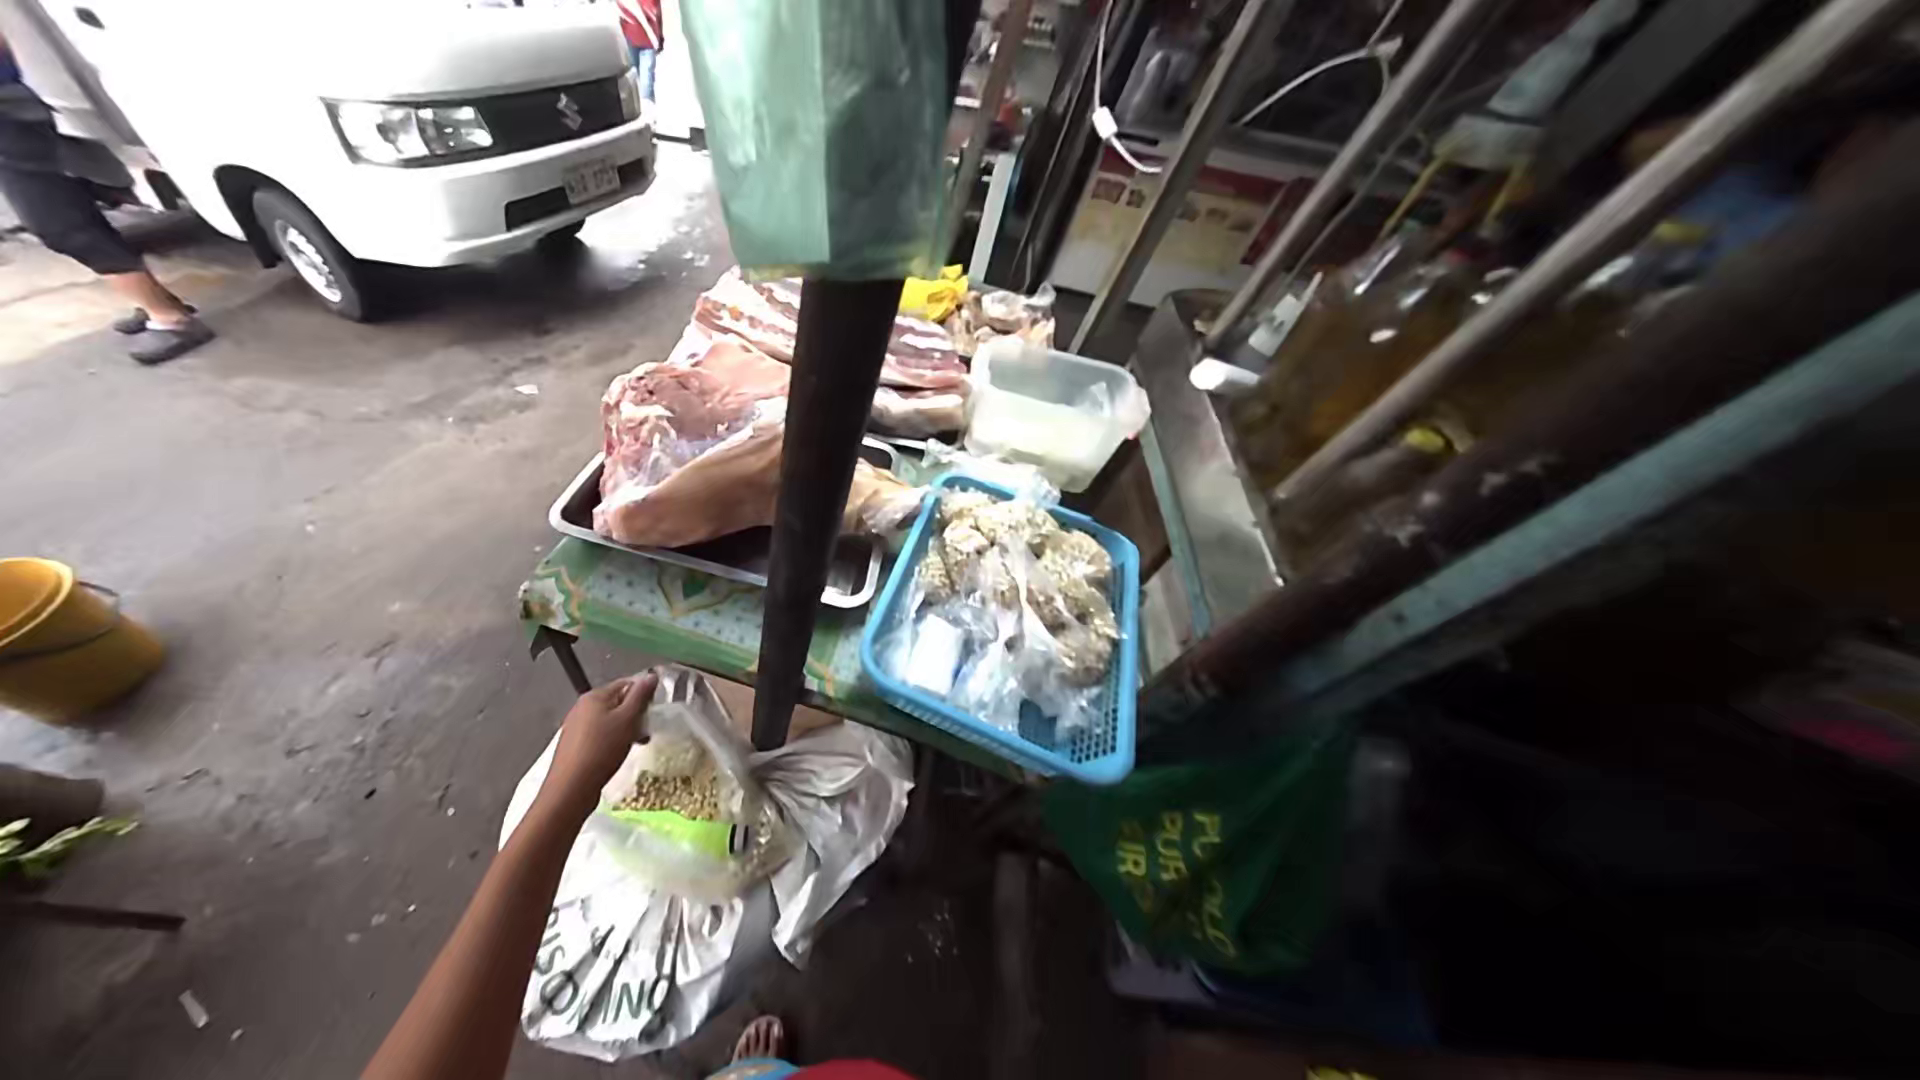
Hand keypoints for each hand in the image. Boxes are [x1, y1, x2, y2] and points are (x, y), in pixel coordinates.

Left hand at [542, 672, 658, 815]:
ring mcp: (575, 726)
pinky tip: (617, 753)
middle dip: (635, 714)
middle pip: (617, 702)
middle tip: (645, 731)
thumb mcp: (628, 719)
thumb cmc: (603, 749)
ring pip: (610, 719)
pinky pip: (599, 734)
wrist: (571, 788)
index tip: (653, 711)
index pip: (627, 683)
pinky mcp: (574, 744)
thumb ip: (641, 695)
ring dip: (626, 728)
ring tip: (635, 744)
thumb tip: (651, 675)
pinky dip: (612, 739)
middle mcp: (581, 707)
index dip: (644, 695)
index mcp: (594, 696)